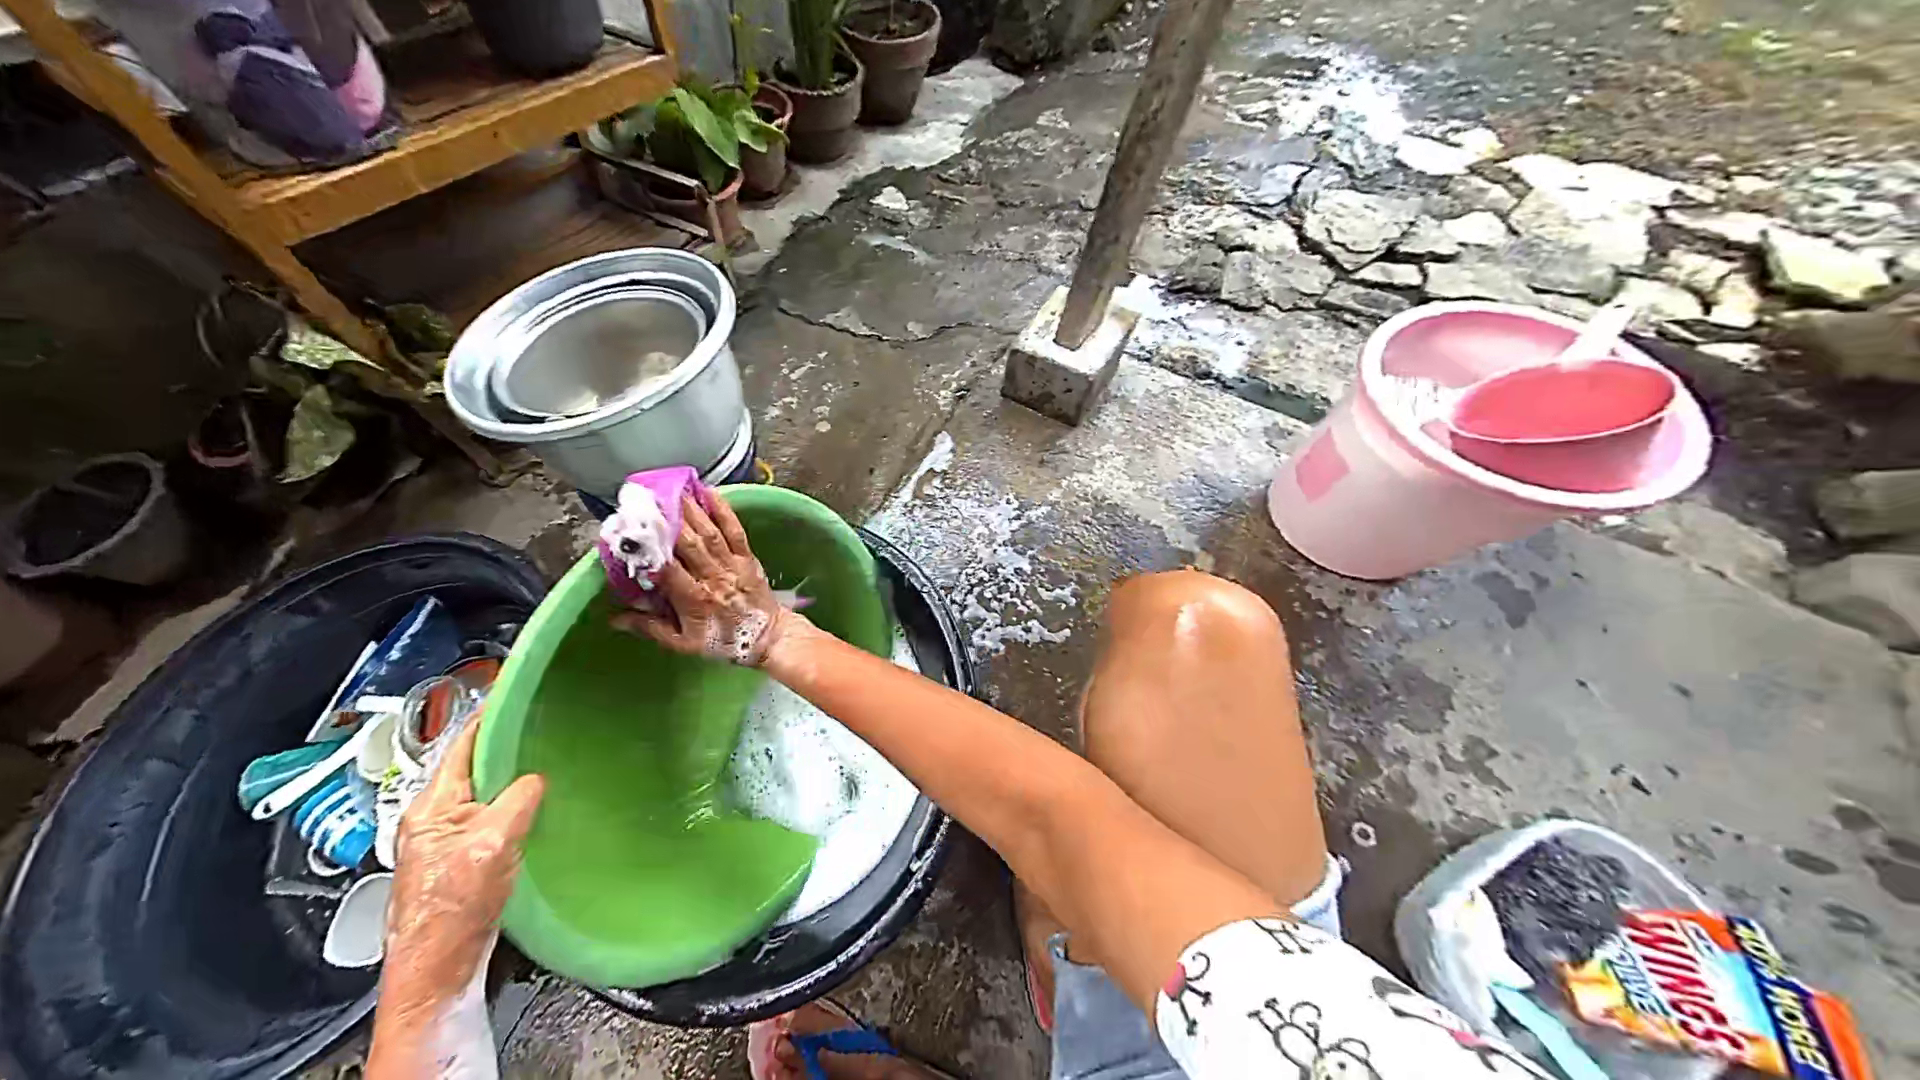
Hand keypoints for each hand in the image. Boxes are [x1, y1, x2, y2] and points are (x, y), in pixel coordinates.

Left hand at [381, 716, 543, 1007]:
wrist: (442, 967)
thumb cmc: (454, 911)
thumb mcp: (493, 842)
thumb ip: (518, 798)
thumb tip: (536, 778)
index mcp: (431, 806)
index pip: (462, 744)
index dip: (490, 716)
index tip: (517, 692)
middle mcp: (436, 816)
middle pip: (476, 765)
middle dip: (508, 744)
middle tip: (546, 724)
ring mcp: (451, 837)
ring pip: (488, 789)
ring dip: (515, 774)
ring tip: (548, 758)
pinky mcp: (468, 855)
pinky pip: (496, 812)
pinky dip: (518, 800)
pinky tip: (542, 802)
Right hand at [612, 495, 803, 666]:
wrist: (768, 638)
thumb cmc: (724, 640)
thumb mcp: (683, 643)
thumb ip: (650, 628)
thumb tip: (615, 618)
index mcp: (694, 600)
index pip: (668, 570)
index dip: (651, 551)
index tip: (632, 533)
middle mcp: (713, 578)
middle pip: (688, 545)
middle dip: (668, 522)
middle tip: (647, 500)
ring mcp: (732, 565)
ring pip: (709, 533)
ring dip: (692, 510)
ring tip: (673, 489)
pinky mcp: (747, 557)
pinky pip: (735, 530)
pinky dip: (723, 510)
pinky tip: (710, 492)